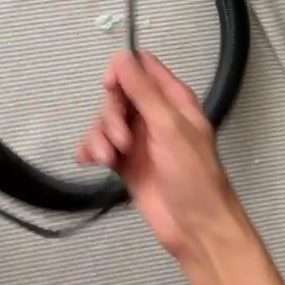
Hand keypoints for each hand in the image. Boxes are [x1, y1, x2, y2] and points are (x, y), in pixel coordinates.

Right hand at [76, 51, 242, 264]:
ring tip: (107, 158)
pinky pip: (100, 145)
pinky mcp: (125, 162)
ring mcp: (139, 139)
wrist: (196, 229)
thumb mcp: (169, 127)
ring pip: (106, 120)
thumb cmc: (192, 174)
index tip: (112, 88)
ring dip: (100, 136)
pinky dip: (91, 149)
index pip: (141, 66)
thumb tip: (121, 56)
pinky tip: (89, 161)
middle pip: (118, 94)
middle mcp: (154, 114)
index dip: (122, 71)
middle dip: (111, 114)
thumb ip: (143, 91)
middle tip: (122, 139)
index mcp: (173, 98)